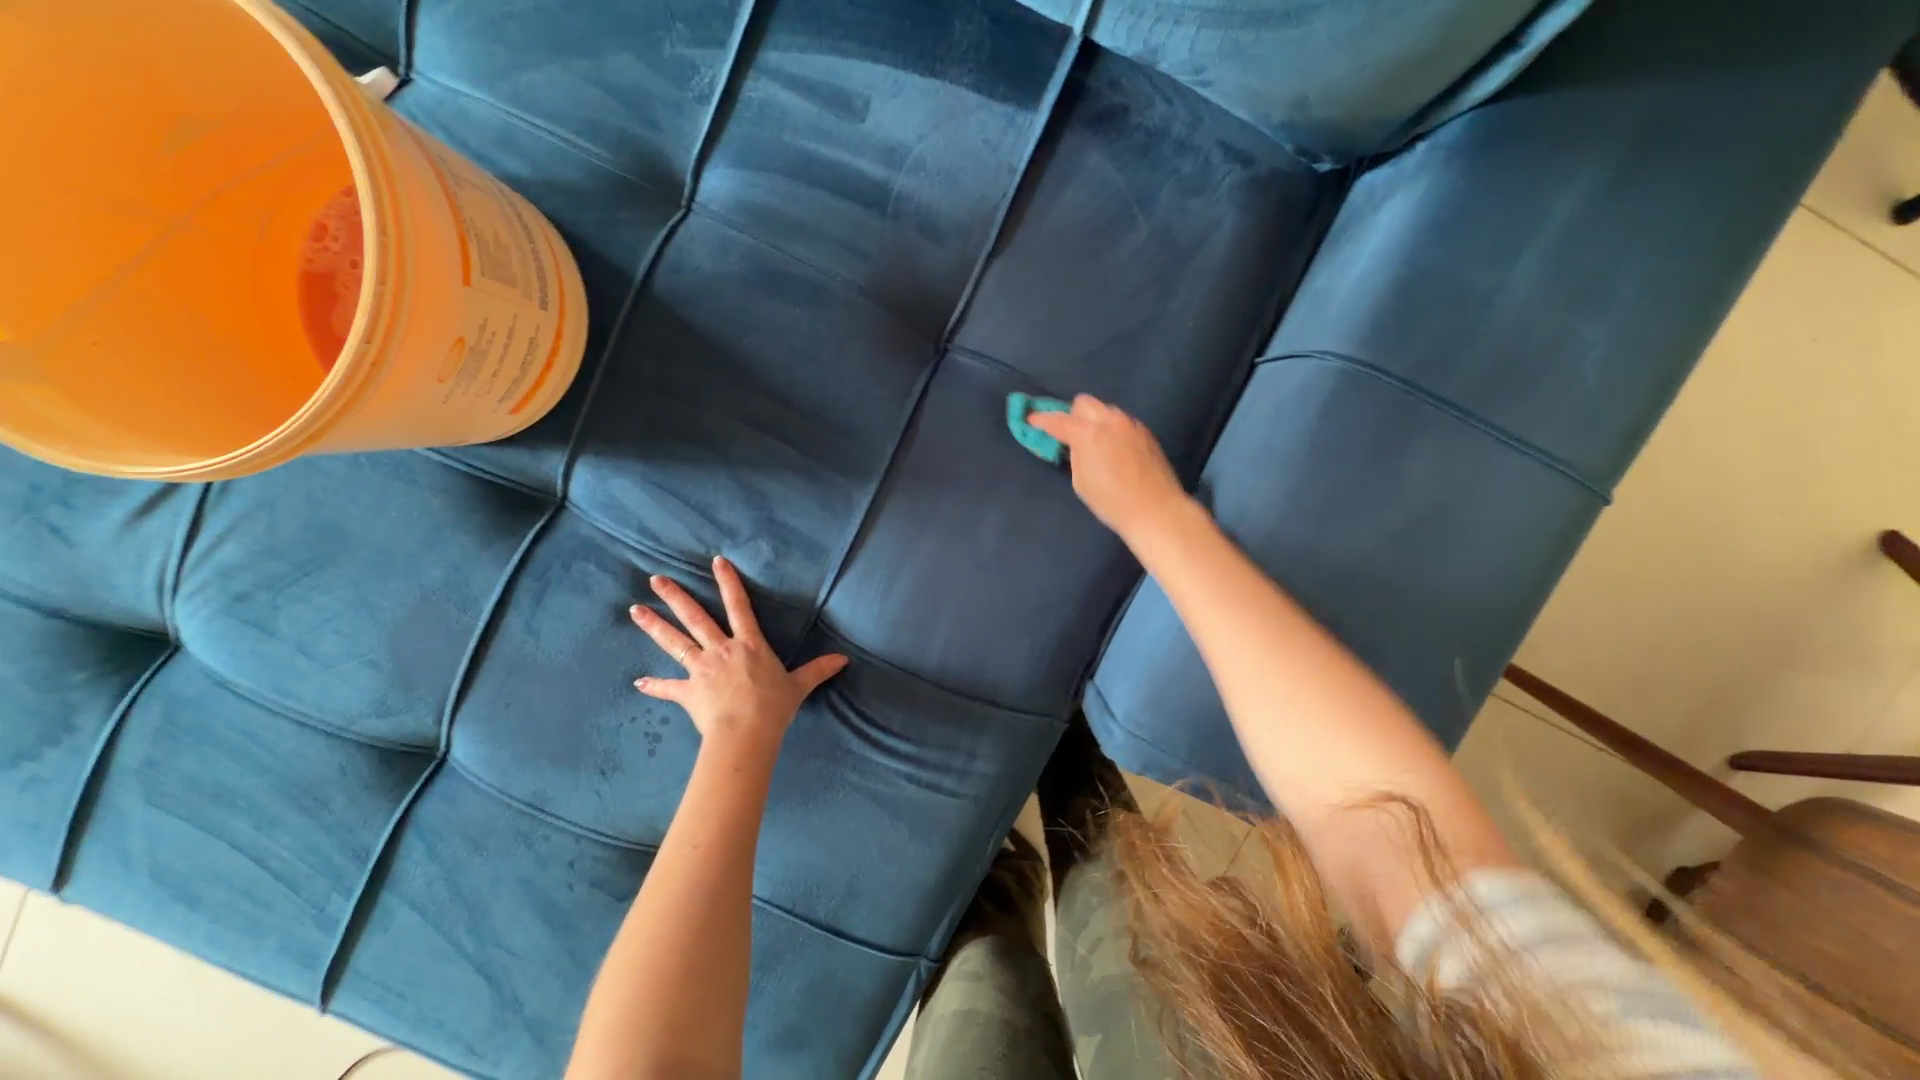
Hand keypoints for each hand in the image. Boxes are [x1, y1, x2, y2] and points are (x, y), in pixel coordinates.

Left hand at [629, 556, 847, 746]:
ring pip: (674, 642)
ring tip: (635, 609)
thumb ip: (818, 670)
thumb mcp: (799, 686)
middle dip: (676, 596)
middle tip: (656, 579)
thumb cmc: (774, 707)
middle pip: (696, 617)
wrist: (746, 733)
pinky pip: (669, 688)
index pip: (739, 605)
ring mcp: (702, 670)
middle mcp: (722, 650)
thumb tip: (843, 659)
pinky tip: (639, 682)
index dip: (728, 582)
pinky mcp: (689, 692)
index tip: (716, 561)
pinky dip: (654, 686)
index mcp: (749, 644)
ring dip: (654, 626)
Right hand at [1027, 394, 1190, 540]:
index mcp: (1088, 434)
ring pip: (1105, 410)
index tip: (1032, 421)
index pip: (1058, 420)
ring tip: (1095, 443)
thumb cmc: (1112, 502)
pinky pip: (1122, 422)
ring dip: (1094, 420)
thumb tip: (1076, 445)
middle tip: (1070, 435)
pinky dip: (1112, 429)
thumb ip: (1075, 455)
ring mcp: (1130, 424)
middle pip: (1084, 402)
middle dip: (1073, 415)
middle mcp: (1110, 421)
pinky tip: (1115, 450)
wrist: (1155, 509)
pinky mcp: (1145, 432)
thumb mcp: (1081, 482)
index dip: (1041, 420)